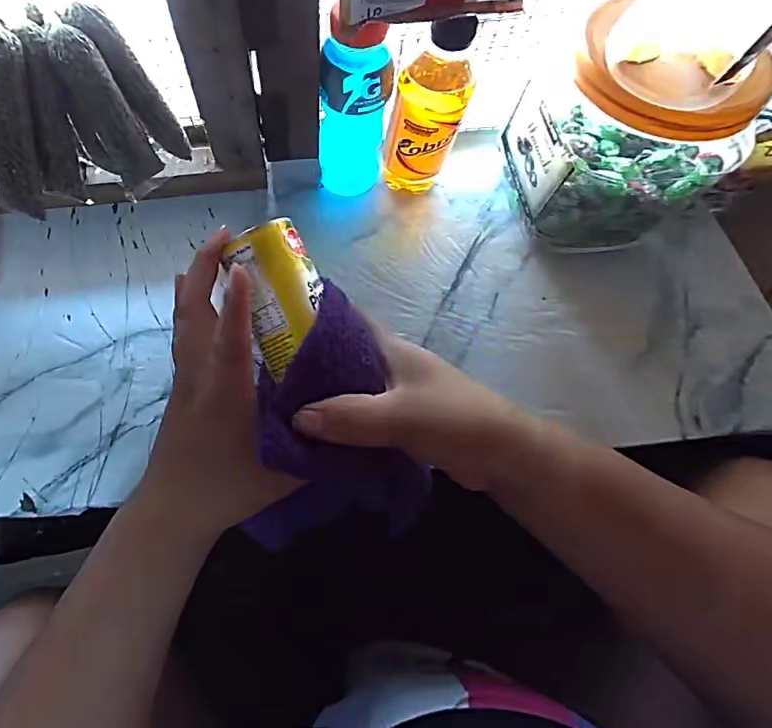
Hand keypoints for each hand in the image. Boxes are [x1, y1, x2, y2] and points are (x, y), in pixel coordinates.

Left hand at [135, 228, 298, 537]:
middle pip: (193, 312)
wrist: (173, 508)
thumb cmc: (227, 488)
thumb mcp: (282, 470)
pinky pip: (183, 329)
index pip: (229, 342)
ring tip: (211, 251)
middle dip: (204, 268)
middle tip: (224, 236)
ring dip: (195, 279)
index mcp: (224, 393)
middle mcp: (199, 374)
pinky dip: (190, 301)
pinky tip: (196, 295)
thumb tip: (349, 411)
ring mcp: (184, 375)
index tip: (242, 267)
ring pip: (183, 317)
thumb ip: (316, 439)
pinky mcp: (180, 381)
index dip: (236, 303)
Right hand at [291, 321, 545, 490]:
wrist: (503, 454)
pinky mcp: (399, 420)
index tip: (276, 322)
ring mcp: (393, 392)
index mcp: (387, 347)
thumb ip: (349, 416)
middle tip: (268, 376)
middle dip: (307, 365)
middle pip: (339, 357)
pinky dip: (339, 422)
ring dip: (322, 398)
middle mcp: (387, 363)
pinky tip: (315, 436)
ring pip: (348, 388)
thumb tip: (296, 417)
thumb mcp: (398, 415)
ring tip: (282, 408)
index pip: (344, 318)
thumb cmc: (453, 417)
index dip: (312, 316)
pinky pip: (359, 415)